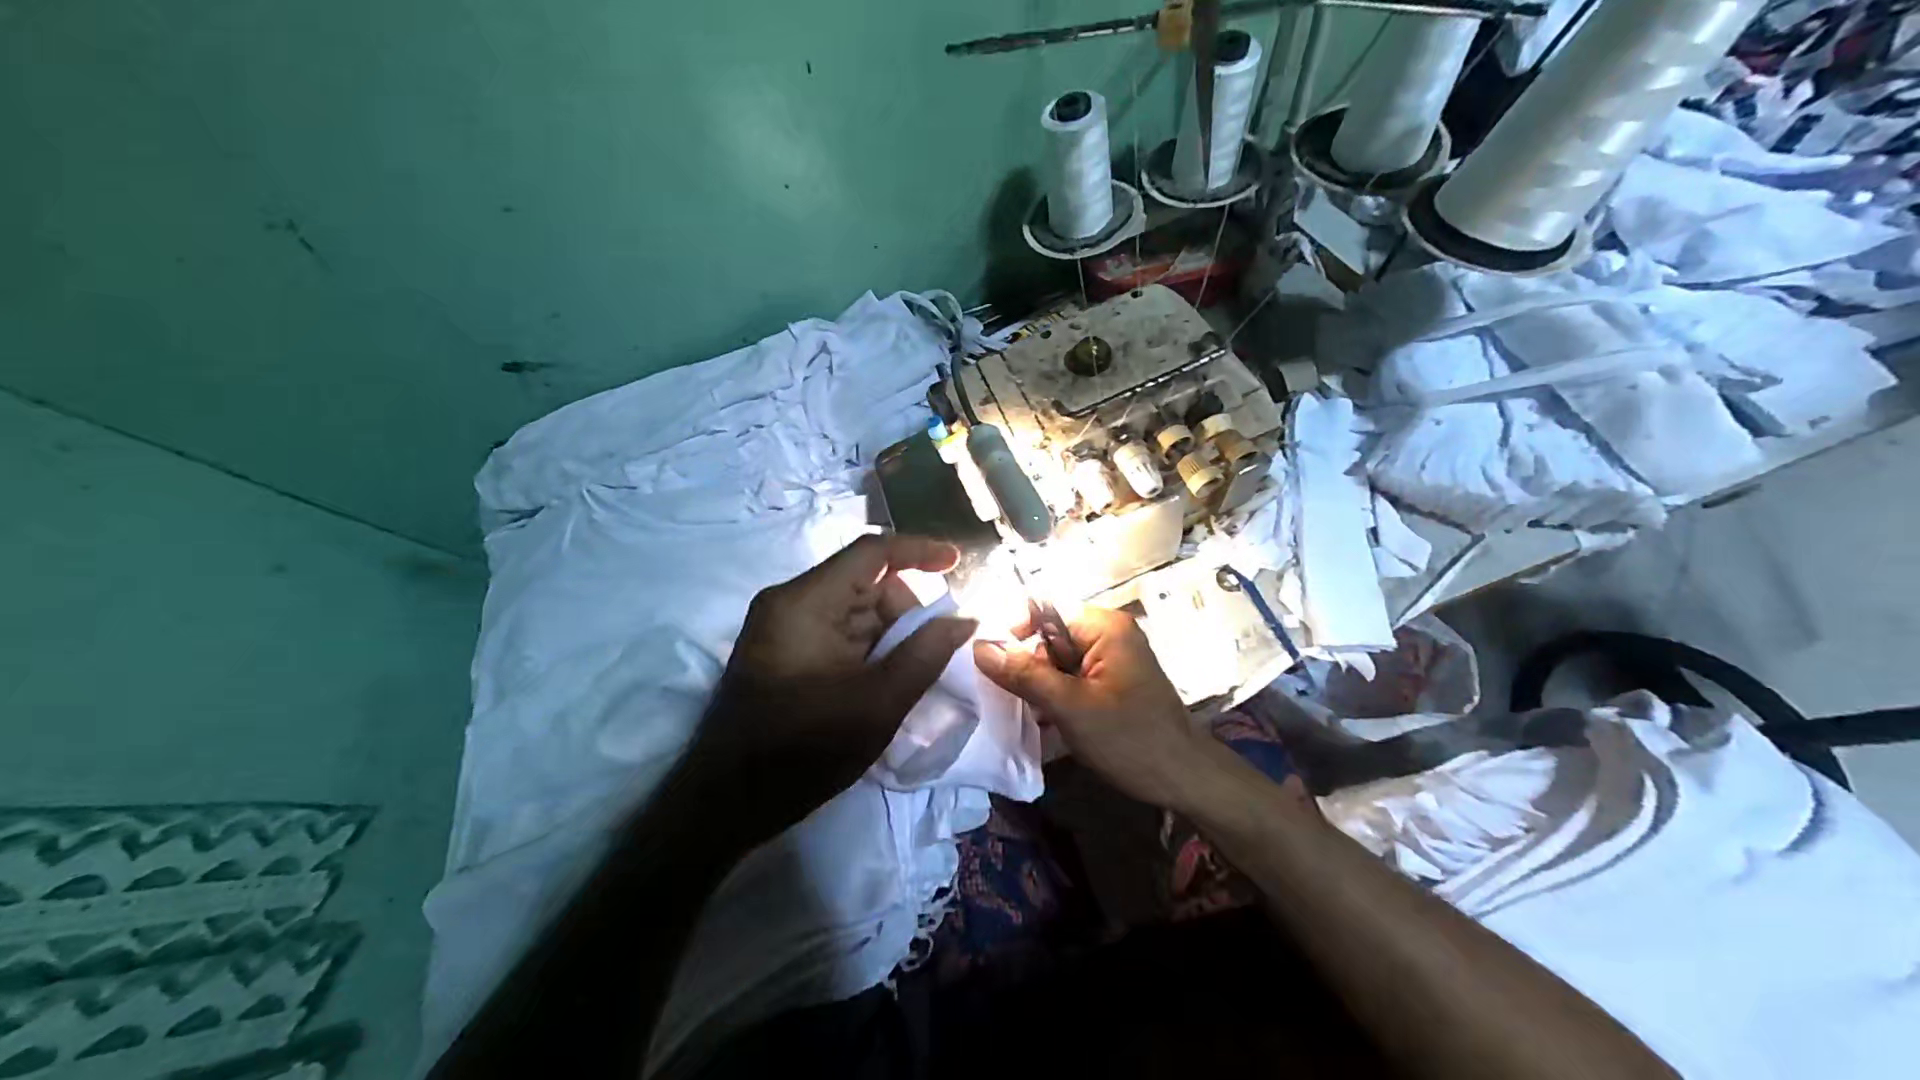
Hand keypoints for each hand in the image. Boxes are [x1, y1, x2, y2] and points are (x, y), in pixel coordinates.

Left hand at [694, 534, 976, 833]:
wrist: (728, 804)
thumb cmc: (804, 750)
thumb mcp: (878, 703)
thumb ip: (926, 654)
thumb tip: (964, 619)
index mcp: (805, 602)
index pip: (870, 553)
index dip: (918, 552)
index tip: (957, 561)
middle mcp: (788, 603)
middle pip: (864, 584)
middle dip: (905, 611)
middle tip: (933, 653)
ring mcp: (781, 627)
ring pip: (853, 610)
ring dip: (888, 635)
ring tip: (909, 676)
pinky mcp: (781, 652)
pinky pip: (836, 632)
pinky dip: (867, 650)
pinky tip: (883, 681)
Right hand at [973, 607, 1222, 812]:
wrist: (1183, 780)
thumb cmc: (1130, 738)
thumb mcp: (1070, 706)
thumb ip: (1024, 674)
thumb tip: (980, 646)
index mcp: (1104, 627)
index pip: (1044, 610)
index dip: (1015, 632)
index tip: (992, 665)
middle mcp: (1108, 635)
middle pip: (1049, 636)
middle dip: (1026, 665)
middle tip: (1012, 698)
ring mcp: (1111, 661)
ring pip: (1057, 661)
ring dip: (1038, 684)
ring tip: (1025, 711)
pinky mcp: (1111, 685)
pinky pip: (1071, 679)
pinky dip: (1055, 696)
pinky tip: (1044, 721)